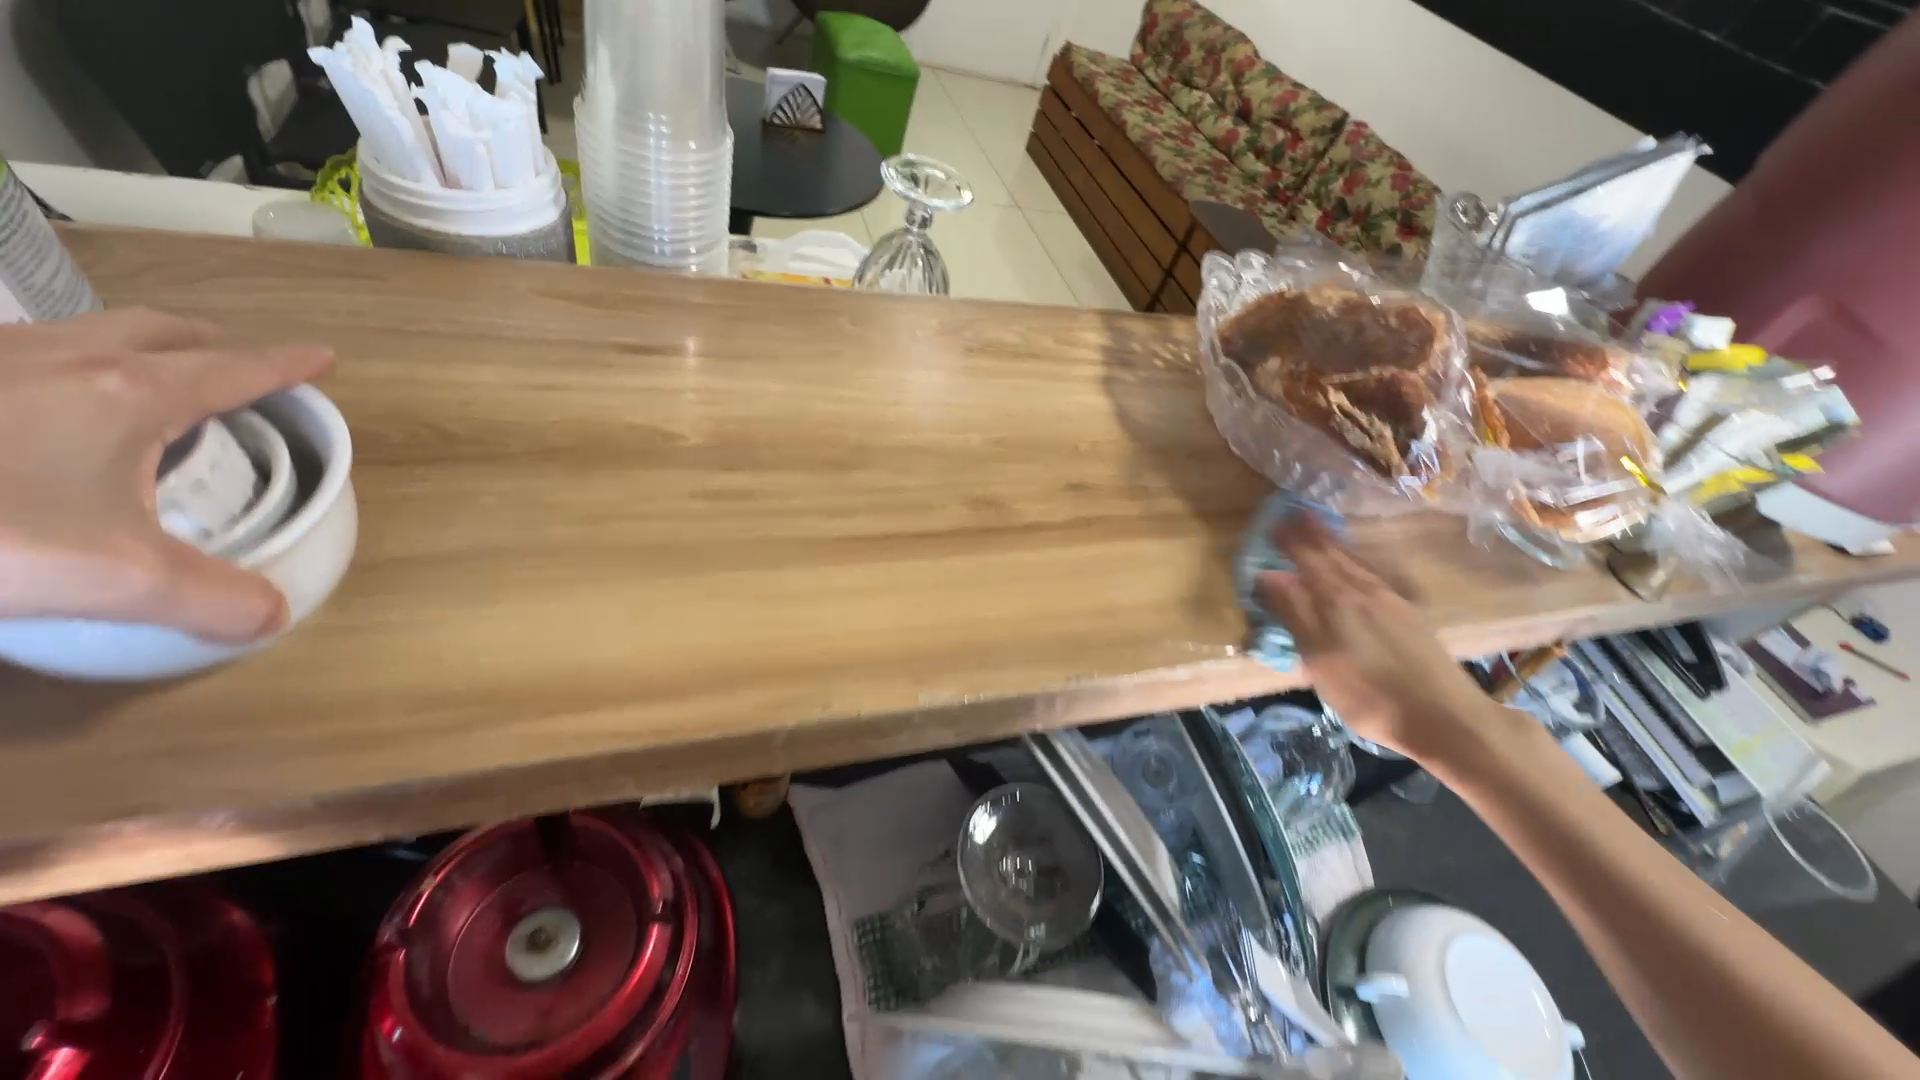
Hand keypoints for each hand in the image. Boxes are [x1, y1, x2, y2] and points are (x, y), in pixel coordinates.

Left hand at [0, 308, 333, 642]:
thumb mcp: (114, 580)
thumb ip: (213, 598)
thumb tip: (273, 614)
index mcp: (129, 394)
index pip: (232, 370)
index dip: (285, 366)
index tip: (323, 359)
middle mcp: (61, 358)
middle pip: (159, 330)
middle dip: (213, 343)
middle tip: (240, 367)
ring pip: (81, 333)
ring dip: (134, 350)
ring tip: (146, 389)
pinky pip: (17, 354)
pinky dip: (60, 368)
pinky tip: (38, 408)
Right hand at [1254, 513, 1489, 761]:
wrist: (1445, 717)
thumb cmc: (1371, 693)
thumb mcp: (1321, 659)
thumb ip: (1295, 614)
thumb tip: (1269, 576)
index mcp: (1337, 599)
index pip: (1308, 559)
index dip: (1291, 541)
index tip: (1274, 522)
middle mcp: (1365, 591)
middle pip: (1334, 556)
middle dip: (1313, 535)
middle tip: (1297, 514)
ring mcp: (1392, 603)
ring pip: (1357, 564)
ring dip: (1336, 546)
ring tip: (1323, 532)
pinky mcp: (1410, 618)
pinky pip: (1373, 576)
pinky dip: (1357, 564)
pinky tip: (1358, 571)